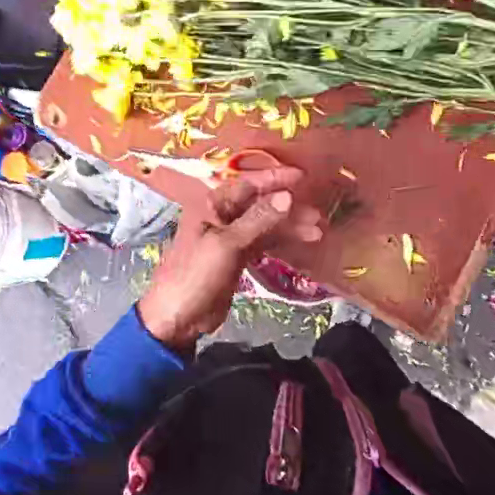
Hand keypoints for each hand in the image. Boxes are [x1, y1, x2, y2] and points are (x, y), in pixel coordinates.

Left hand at [137, 166, 323, 349]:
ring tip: (317, 231)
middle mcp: (222, 216)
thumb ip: (259, 219)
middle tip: (317, 213)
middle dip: (289, 206)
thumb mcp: (227, 244)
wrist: (177, 318)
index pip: (249, 183)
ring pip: (267, 223)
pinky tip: (302, 243)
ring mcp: (231, 237)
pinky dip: (283, 241)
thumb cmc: (195, 274)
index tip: (303, 177)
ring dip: (291, 225)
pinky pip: (265, 241)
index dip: (276, 177)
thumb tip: (288, 195)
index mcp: (213, 205)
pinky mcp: (238, 256)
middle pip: (261, 203)